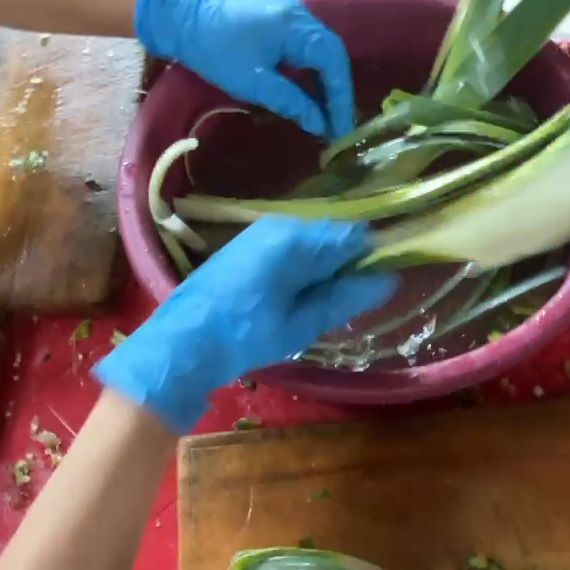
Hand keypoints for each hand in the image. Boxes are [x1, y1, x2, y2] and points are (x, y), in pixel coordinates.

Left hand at [92, 218, 393, 430]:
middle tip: (349, 305)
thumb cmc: (244, 335)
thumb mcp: (301, 323)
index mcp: (295, 238)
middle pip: (333, 237)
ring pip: (312, 246)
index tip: (383, 284)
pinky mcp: (247, 249)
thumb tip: (388, 279)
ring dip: (325, 272)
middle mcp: (278, 225)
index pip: (354, 234)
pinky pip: (291, 252)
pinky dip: (303, 272)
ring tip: (321, 308)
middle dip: (348, 266)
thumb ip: (345, 297)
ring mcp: (259, 234)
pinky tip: (297, 301)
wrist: (181, 344)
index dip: (374, 256)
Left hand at [134, 0, 353, 141]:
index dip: (341, 98)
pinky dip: (313, 77)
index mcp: (296, 27)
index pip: (333, 63)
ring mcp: (290, 19)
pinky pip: (307, 52)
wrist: (182, 19)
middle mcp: (300, 18)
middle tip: (338, 127)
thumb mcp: (255, 83)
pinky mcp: (280, 26)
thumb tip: (320, 125)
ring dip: (326, 88)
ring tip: (326, 119)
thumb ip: (292, 103)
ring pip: (322, 55)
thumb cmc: (217, 50)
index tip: (342, 128)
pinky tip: (310, 99)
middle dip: (337, 95)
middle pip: (333, 58)